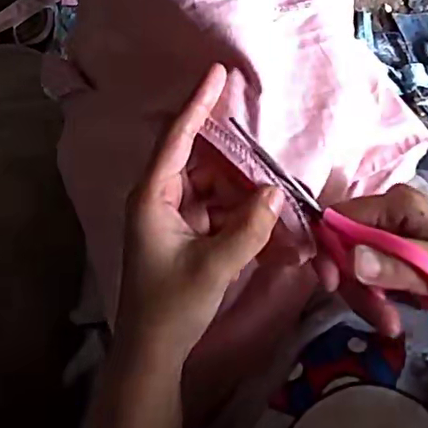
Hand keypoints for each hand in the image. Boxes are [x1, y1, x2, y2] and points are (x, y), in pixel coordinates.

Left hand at [116, 64, 282, 363]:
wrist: (151, 355)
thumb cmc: (170, 308)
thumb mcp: (213, 267)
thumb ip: (249, 229)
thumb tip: (276, 192)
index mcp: (153, 196)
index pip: (177, 137)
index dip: (198, 102)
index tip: (217, 72)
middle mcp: (160, 196)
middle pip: (201, 159)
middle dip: (234, 156)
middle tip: (264, 148)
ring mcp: (173, 213)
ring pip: (213, 183)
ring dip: (241, 187)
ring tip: (271, 192)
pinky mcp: (186, 229)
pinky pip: (217, 205)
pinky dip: (239, 209)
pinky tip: (263, 216)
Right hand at [317, 184, 427, 339]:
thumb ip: (394, 266)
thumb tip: (351, 257)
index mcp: (399, 203)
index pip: (341, 215)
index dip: (330, 248)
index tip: (335, 285)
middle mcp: (390, 213)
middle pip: (343, 242)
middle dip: (353, 282)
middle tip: (378, 315)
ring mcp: (392, 235)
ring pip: (352, 264)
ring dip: (365, 297)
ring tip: (390, 324)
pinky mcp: (395, 258)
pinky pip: (367, 276)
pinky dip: (373, 300)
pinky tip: (391, 319)